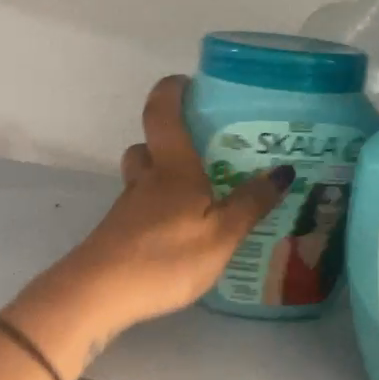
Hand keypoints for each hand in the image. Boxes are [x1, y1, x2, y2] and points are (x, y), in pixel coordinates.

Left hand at [5, 77, 291, 375]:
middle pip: (149, 146)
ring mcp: (127, 208)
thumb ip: (250, 204)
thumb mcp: (221, 235)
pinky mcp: (118, 235)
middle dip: (172, 141)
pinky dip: (160, 211)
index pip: (162, 112)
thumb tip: (281, 171)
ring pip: (143, 179)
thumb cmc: (165, 258)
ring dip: (165, 179)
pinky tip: (183, 235)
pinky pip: (142, 209)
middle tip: (208, 152)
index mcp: (171, 168)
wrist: (97, 295)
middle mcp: (145, 180)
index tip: (190, 84)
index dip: (172, 90)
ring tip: (202, 197)